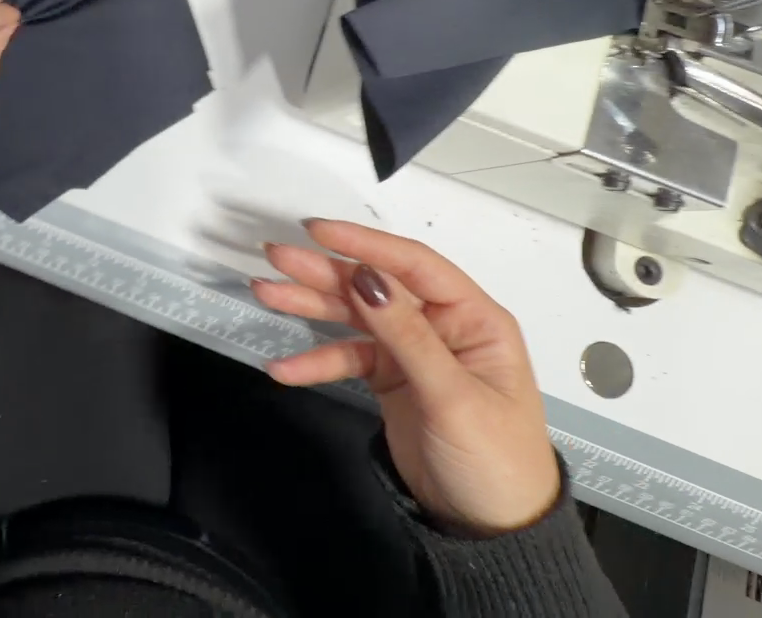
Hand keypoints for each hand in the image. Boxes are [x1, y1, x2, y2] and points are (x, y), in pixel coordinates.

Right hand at [251, 220, 560, 536]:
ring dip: (308, 305)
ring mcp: (409, 350)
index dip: (364, 244)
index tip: (318, 231)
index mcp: (472, 318)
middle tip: (275, 256)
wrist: (490, 530)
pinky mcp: (387, 376)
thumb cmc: (495, 460)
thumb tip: (368, 278)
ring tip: (265, 292)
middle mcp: (438, 324)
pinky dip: (315, 362)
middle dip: (322, 272)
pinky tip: (284, 368)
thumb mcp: (453, 397)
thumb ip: (408, 335)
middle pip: (372, 286)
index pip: (413, 265)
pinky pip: (345, 357)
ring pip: (351, 316)